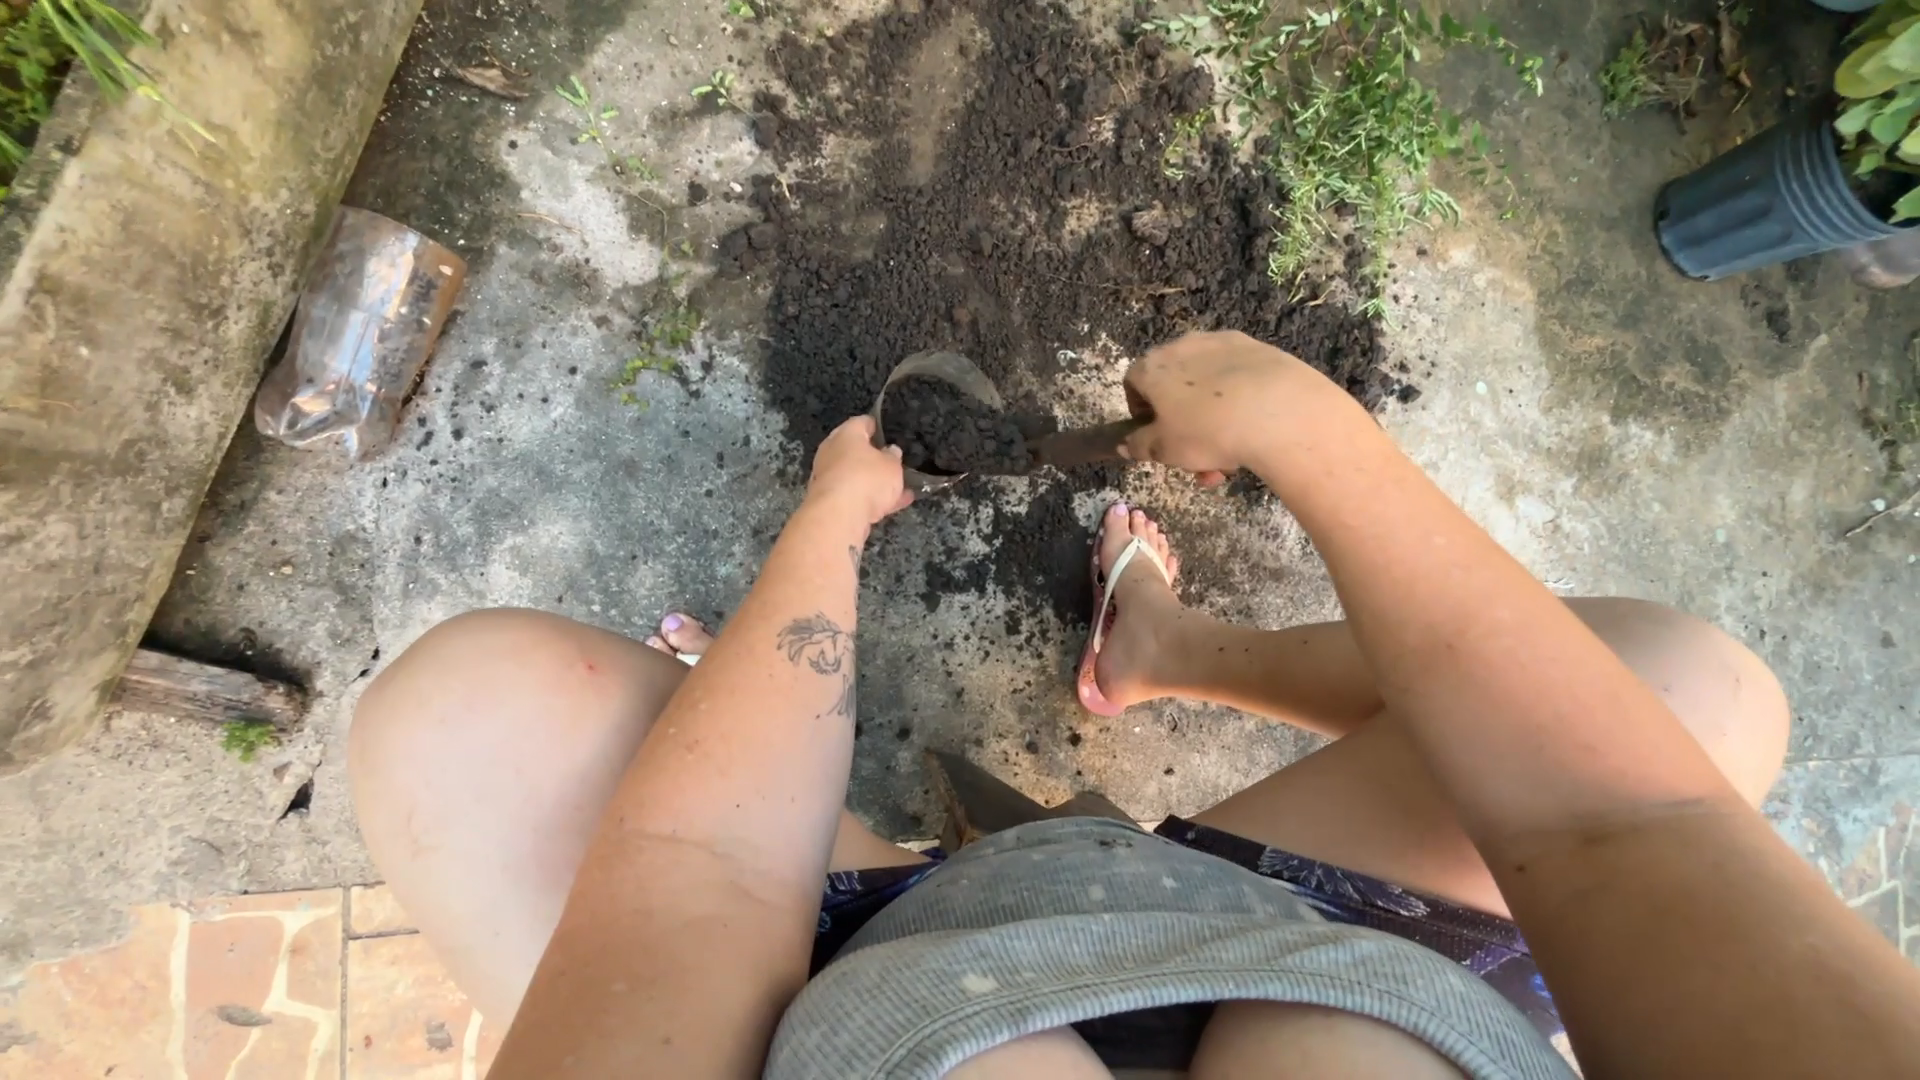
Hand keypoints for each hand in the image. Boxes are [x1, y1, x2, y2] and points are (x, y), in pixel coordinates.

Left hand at [804, 416, 913, 524]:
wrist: (838, 516)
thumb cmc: (867, 479)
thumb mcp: (892, 465)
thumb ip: (893, 457)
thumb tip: (890, 451)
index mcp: (845, 435)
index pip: (862, 422)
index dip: (877, 426)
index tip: (888, 432)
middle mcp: (832, 452)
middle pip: (855, 450)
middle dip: (874, 457)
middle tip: (893, 462)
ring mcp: (828, 478)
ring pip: (856, 476)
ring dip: (875, 482)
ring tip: (899, 488)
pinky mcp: (830, 501)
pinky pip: (854, 495)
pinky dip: (871, 499)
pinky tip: (893, 505)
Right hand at [1119, 330, 1359, 479]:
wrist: (1279, 412)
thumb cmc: (1206, 431)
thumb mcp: (1164, 450)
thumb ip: (1140, 445)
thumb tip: (1125, 444)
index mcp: (1154, 366)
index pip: (1132, 380)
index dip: (1138, 409)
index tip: (1152, 432)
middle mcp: (1184, 346)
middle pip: (1173, 384)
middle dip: (1179, 422)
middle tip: (1192, 455)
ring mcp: (1224, 344)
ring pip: (1207, 385)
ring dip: (1209, 419)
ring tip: (1226, 458)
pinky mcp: (1259, 349)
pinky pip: (1237, 379)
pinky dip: (1237, 402)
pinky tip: (1251, 431)